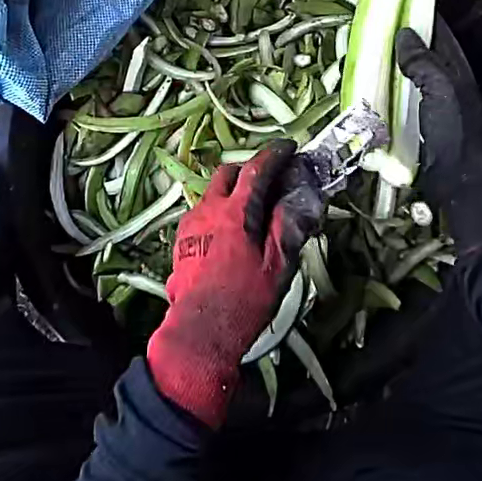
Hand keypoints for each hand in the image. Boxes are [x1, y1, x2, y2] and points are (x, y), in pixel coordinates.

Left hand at [146, 139, 321, 426]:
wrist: (199, 332)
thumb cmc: (243, 300)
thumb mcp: (277, 265)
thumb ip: (287, 227)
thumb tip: (300, 200)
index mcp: (235, 212)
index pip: (257, 170)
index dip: (275, 155)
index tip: (288, 148)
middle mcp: (208, 210)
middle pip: (228, 172)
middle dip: (249, 169)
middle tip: (270, 179)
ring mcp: (191, 224)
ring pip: (213, 192)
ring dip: (233, 190)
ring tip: (252, 207)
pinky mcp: (182, 240)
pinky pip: (202, 211)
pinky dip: (219, 209)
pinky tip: (231, 230)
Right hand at [395, 29, 481, 254]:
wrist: (459, 181)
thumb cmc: (453, 135)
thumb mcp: (439, 92)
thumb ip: (424, 63)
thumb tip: (405, 34)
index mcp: (457, 71)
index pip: (441, 33)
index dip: (426, 14)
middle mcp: (451, 82)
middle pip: (430, 49)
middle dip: (411, 34)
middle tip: (385, 20)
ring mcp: (440, 101)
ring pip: (420, 69)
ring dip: (403, 57)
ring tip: (380, 46)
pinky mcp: (428, 119)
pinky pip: (410, 89)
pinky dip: (398, 79)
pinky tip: (384, 81)